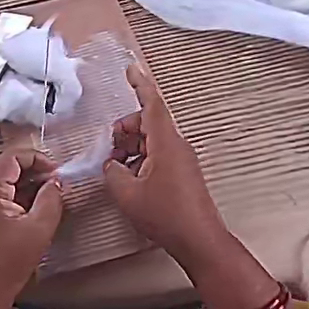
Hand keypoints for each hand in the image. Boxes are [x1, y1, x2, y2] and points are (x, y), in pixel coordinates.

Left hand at [0, 151, 63, 305]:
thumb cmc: (12, 259)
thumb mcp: (39, 226)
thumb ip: (51, 198)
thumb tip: (56, 181)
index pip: (12, 157)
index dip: (37, 158)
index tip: (56, 171)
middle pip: (10, 166)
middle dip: (36, 170)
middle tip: (57, 182)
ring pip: (10, 180)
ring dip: (32, 183)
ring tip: (53, 194)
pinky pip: (8, 194)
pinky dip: (26, 195)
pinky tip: (42, 205)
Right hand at [102, 64, 230, 261]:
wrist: (199, 240)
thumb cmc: (167, 215)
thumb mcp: (127, 193)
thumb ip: (112, 171)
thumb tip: (111, 165)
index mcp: (165, 143)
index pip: (152, 105)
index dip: (140, 85)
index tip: (131, 69)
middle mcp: (176, 146)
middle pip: (147, 122)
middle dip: (125, 129)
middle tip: (109, 148)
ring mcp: (181, 159)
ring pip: (151, 139)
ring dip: (131, 147)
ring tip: (116, 168)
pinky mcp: (182, 173)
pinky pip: (158, 154)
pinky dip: (141, 159)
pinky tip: (129, 179)